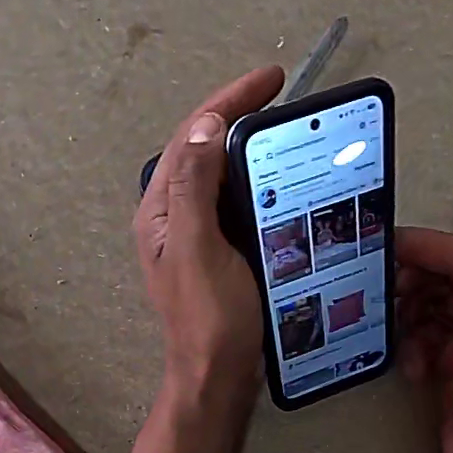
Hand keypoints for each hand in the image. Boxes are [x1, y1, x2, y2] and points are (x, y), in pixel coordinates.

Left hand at [134, 66, 285, 400]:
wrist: (219, 375)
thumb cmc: (210, 318)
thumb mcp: (199, 248)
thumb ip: (196, 186)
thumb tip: (207, 125)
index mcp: (162, 209)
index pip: (192, 137)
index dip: (229, 101)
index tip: (272, 77)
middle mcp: (176, 216)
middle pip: (206, 150)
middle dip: (241, 117)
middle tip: (284, 100)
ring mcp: (199, 235)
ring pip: (224, 177)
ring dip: (253, 150)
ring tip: (290, 132)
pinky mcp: (223, 253)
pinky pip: (240, 205)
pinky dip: (262, 186)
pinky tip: (286, 183)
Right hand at [396, 224, 452, 452]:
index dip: (426, 250)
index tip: (383, 247)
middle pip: (450, 280)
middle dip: (413, 284)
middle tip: (379, 295)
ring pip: (436, 308)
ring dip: (410, 316)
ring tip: (394, 336)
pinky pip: (430, 339)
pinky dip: (414, 344)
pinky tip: (411, 366)